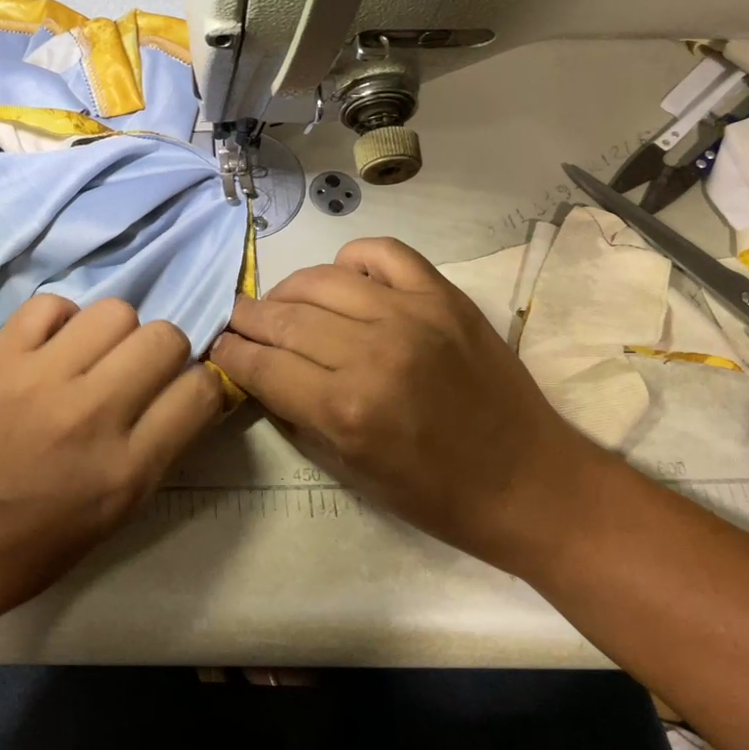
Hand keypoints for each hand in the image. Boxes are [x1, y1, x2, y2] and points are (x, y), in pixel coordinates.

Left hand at [0, 295, 223, 636]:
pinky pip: (49, 305)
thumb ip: (154, 454)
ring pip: (115, 311)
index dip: (202, 383)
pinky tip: (50, 347)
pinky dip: (59, 319)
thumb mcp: (112, 519)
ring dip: (114, 332)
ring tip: (90, 357)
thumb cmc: (26, 552)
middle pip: (164, 337)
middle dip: (164, 350)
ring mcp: (40, 380)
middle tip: (135, 371)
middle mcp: (92, 416)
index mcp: (127, 470)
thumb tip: (184, 395)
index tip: (181, 389)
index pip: (201, 390)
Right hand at [211, 237, 602, 567]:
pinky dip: (351, 259)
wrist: (530, 483)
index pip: (262, 364)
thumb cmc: (434, 494)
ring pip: (323, 280)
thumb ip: (294, 415)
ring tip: (282, 303)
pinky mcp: (444, 297)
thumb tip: (256, 372)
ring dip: (289, 290)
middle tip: (237, 321)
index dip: (230, 354)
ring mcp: (412, 316)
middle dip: (248, 319)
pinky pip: (383, 254)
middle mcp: (373, 352)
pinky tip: (342, 278)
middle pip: (284, 317)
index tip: (218, 348)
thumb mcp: (348, 470)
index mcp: (346, 408)